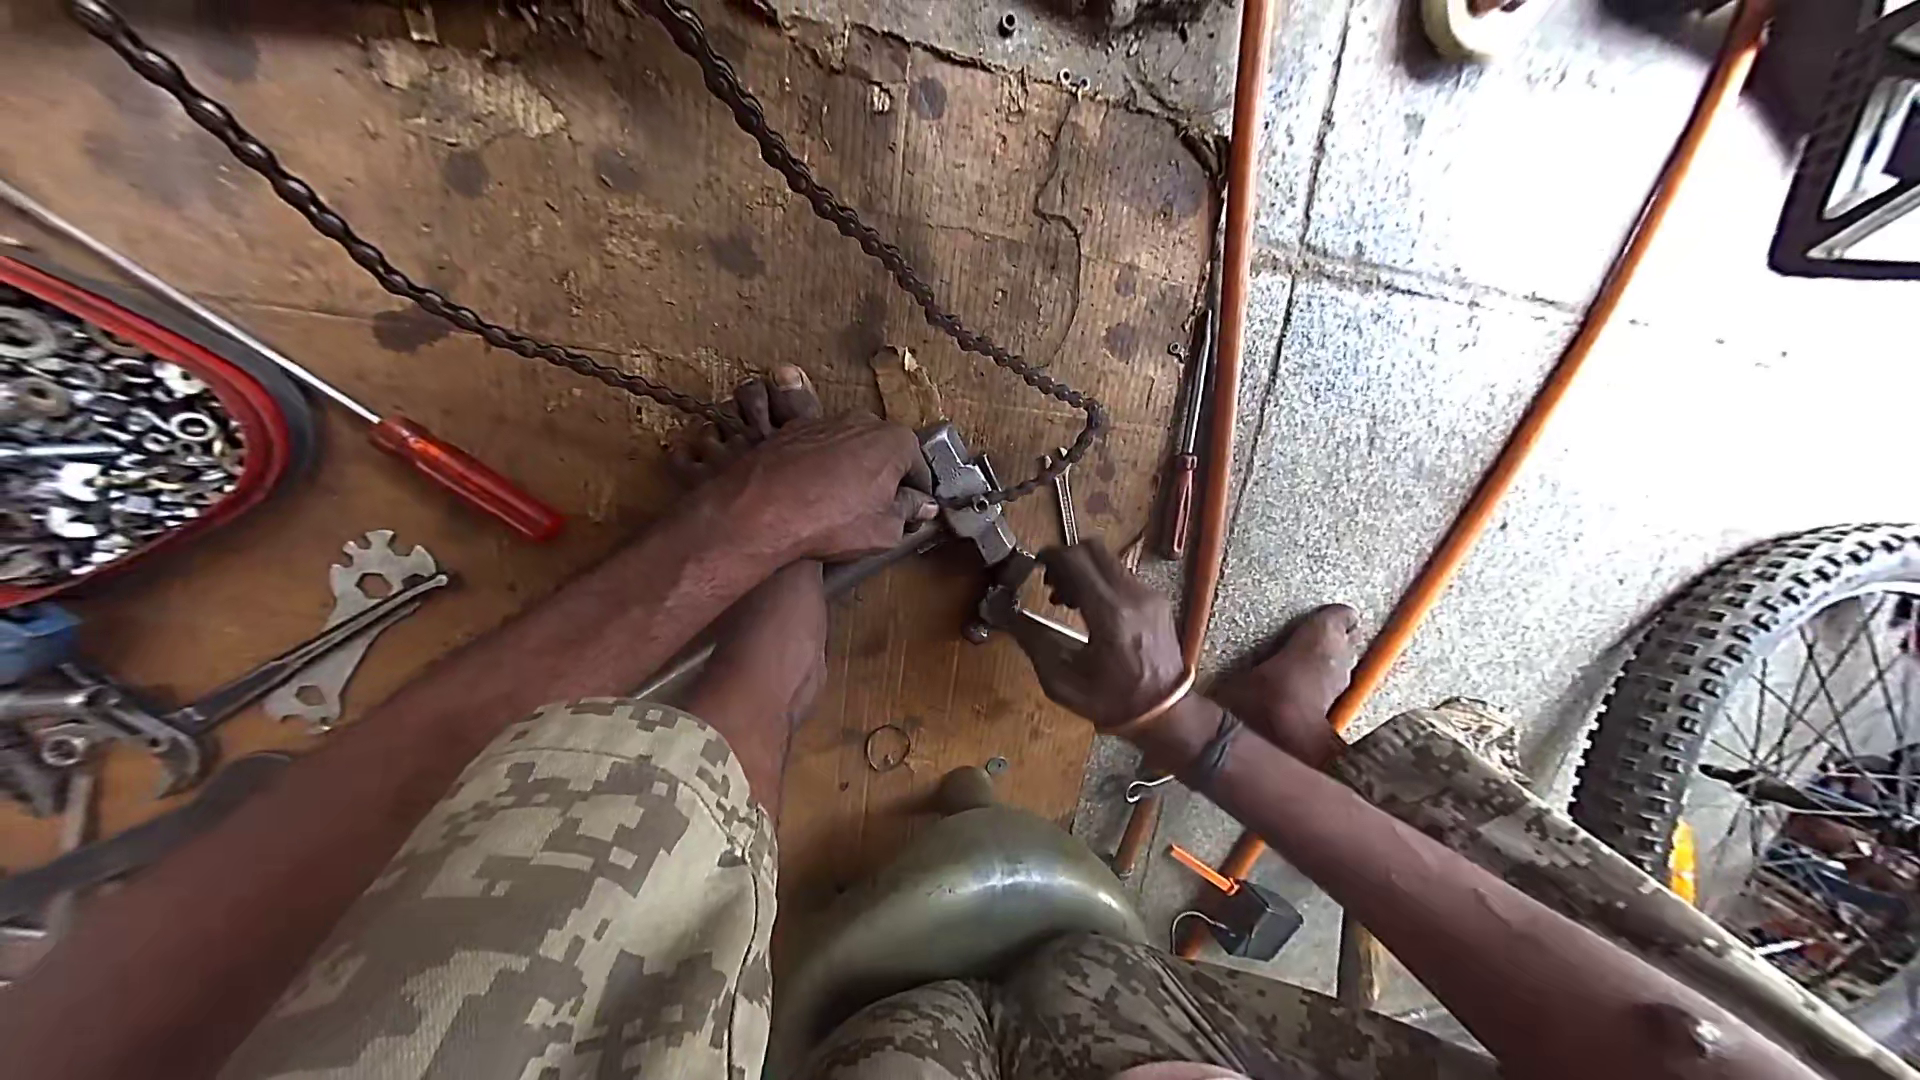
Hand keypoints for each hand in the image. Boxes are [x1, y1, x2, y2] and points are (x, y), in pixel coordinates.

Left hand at [671, 366, 935, 561]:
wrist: (762, 511)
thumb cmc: (829, 520)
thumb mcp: (885, 529)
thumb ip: (908, 512)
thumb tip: (919, 506)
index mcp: (896, 441)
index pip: (919, 469)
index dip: (917, 495)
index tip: (912, 512)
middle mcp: (862, 421)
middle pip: (885, 453)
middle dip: (884, 479)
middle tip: (878, 512)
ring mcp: (825, 422)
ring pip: (850, 449)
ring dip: (851, 472)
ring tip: (841, 507)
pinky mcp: (792, 431)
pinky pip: (818, 451)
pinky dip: (820, 469)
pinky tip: (813, 497)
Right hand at [1009, 540, 1187, 730]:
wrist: (1165, 714)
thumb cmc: (1113, 703)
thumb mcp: (1062, 682)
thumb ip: (1032, 641)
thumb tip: (1004, 613)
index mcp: (1110, 616)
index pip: (1076, 560)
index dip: (1049, 556)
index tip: (1034, 567)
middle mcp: (1133, 597)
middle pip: (1092, 549)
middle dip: (1064, 559)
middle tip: (1050, 584)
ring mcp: (1148, 595)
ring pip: (1107, 559)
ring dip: (1082, 569)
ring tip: (1068, 601)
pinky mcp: (1156, 599)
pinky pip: (1121, 573)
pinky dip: (1099, 580)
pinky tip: (1090, 609)